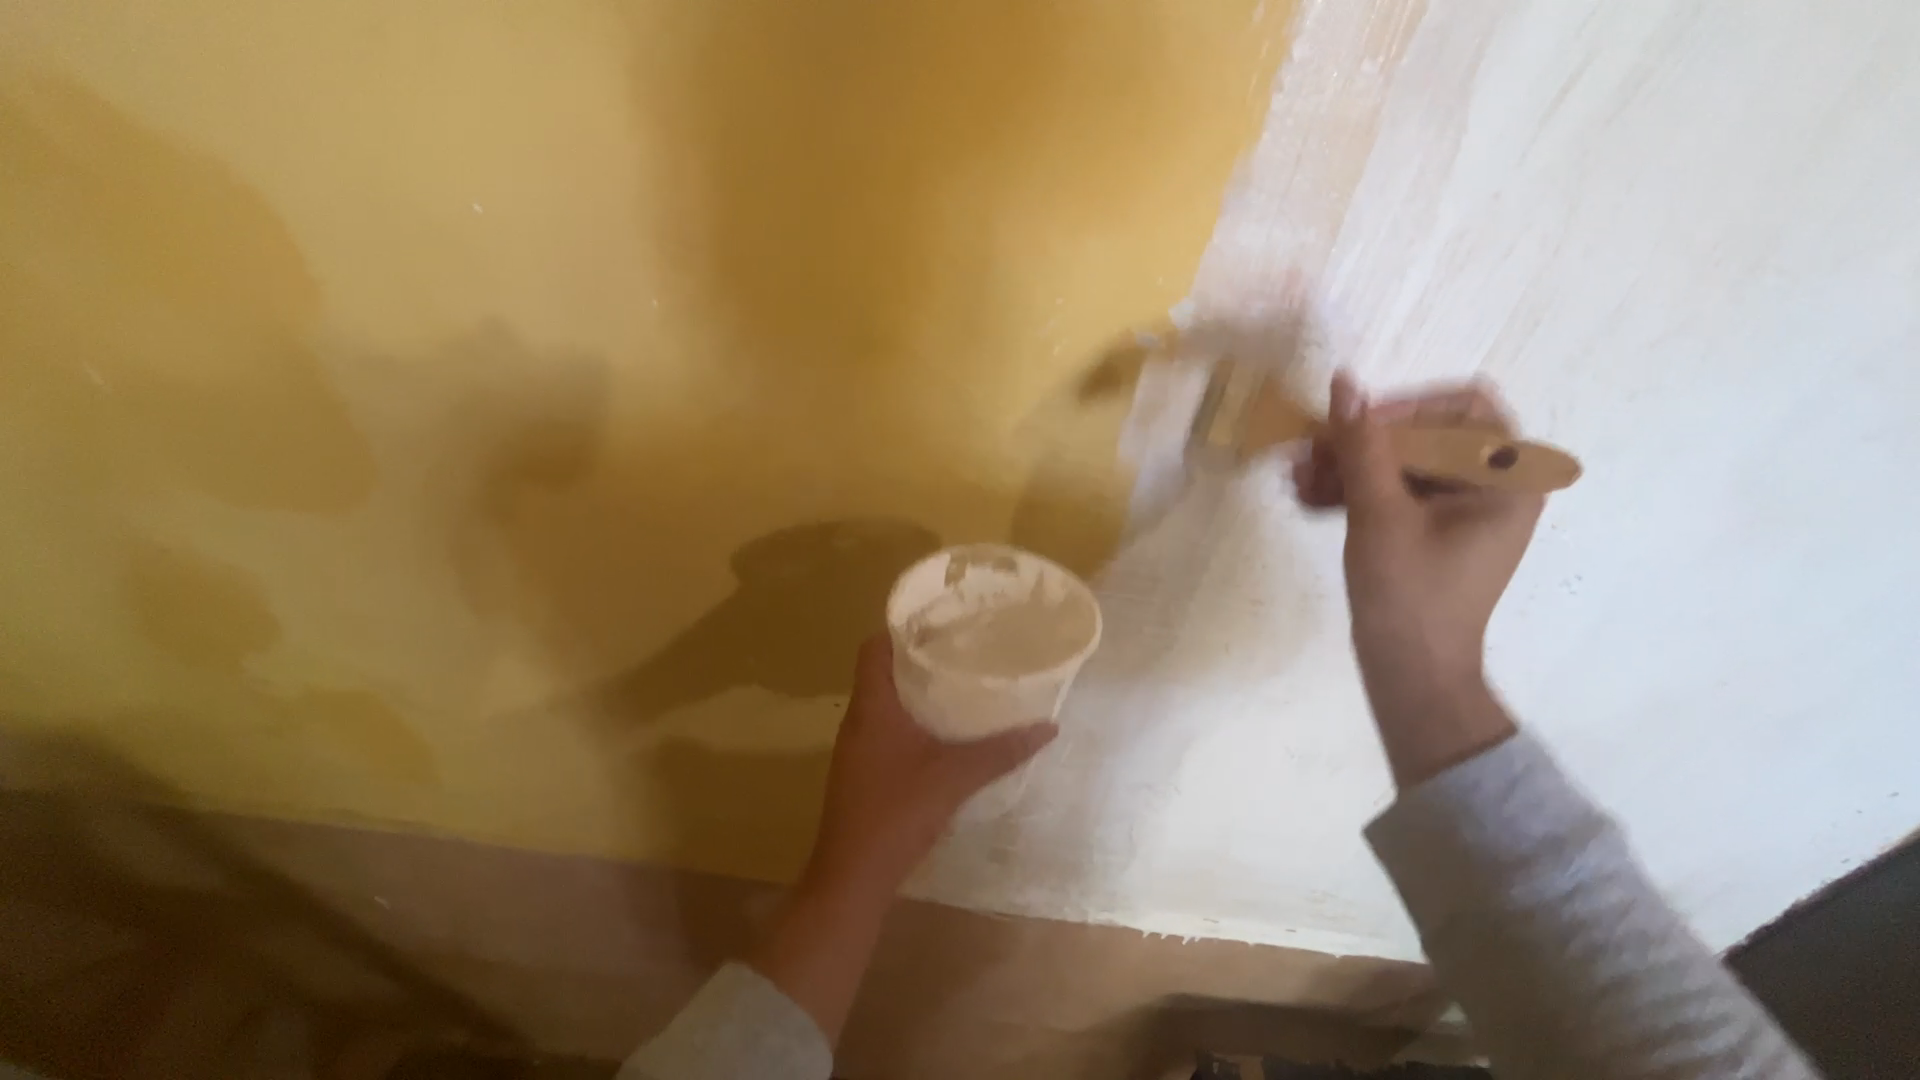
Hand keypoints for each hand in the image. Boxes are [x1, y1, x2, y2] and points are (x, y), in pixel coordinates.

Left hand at [803, 634, 1058, 893]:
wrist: (853, 877)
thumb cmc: (896, 813)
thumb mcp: (955, 777)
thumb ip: (1000, 751)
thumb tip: (1048, 727)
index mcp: (872, 707)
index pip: (874, 647)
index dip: (902, 628)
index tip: (940, 621)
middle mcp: (859, 720)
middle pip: (883, 672)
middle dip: (919, 659)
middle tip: (963, 650)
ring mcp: (857, 748)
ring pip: (886, 703)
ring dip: (917, 692)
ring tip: (960, 684)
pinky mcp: (863, 773)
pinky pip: (887, 730)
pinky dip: (913, 721)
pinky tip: (944, 734)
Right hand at [1292, 372, 1541, 781]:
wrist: (1411, 672)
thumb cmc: (1409, 593)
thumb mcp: (1380, 514)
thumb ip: (1362, 445)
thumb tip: (1344, 382)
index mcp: (1506, 479)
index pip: (1465, 407)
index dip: (1405, 408)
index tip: (1352, 427)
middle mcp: (1492, 486)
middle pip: (1425, 434)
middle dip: (1360, 443)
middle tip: (1307, 454)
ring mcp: (1461, 510)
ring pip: (1401, 463)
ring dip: (1347, 466)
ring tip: (1295, 479)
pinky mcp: (1430, 530)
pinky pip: (1394, 492)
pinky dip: (1354, 491)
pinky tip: (1309, 498)